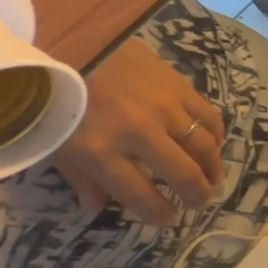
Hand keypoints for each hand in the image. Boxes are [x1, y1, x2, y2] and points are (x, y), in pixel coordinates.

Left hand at [49, 41, 224, 223]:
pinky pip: (209, 117)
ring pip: (204, 146)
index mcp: (101, 153)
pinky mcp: (181, 89)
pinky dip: (214, 135)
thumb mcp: (54, 145)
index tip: (171, 220)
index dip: (159, 211)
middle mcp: (139, 135)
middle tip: (203, 202)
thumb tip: (97, 207)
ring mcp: (165, 110)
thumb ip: (80, 177)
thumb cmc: (52, 102)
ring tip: (215, 177)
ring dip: (213, 166)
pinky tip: (213, 144)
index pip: (139, 193)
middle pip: (182, 172)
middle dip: (197, 193)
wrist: (69, 48)